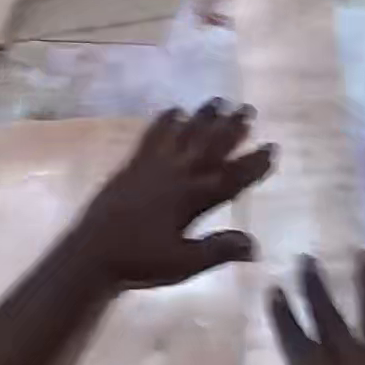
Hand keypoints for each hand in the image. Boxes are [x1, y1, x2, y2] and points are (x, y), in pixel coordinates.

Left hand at [64, 100, 275, 291]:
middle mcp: (176, 175)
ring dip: (202, 118)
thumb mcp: (183, 263)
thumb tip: (255, 245)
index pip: (230, 178)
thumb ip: (218, 250)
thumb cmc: (140, 261)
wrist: (92, 253)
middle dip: (231, 128)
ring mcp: (152, 166)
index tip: (272, 147)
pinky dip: (164, 122)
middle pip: (209, 146)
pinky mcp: (132, 165)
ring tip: (218, 101)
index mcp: (191, 199)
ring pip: (183, 135)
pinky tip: (174, 110)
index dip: (253, 164)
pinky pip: (152, 137)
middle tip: (248, 109)